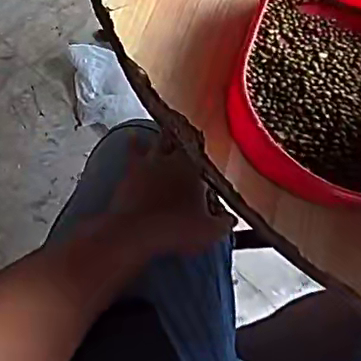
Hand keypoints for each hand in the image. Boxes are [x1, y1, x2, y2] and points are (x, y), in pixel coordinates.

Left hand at [106, 132, 233, 256]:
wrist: (137, 230)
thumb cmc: (179, 229)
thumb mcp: (211, 231)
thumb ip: (224, 221)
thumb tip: (230, 217)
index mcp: (193, 169)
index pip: (202, 150)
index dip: (205, 145)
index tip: (209, 141)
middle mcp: (171, 158)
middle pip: (179, 140)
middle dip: (184, 136)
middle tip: (189, 131)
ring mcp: (148, 161)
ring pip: (157, 141)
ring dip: (162, 137)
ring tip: (167, 129)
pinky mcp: (130, 169)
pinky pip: (132, 150)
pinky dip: (133, 142)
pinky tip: (132, 135)